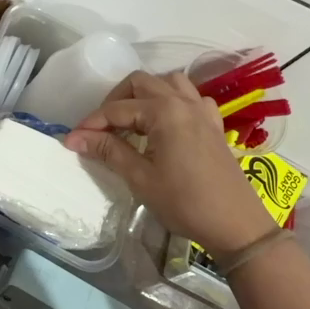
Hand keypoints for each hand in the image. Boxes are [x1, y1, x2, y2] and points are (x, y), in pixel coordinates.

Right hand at [64, 70, 274, 252]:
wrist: (236, 225)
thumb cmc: (185, 202)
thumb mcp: (140, 178)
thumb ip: (109, 150)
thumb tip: (75, 137)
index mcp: (164, 111)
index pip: (117, 109)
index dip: (91, 124)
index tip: (73, 140)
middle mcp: (184, 102)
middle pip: (140, 83)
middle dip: (115, 101)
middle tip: (101, 128)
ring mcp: (203, 111)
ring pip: (168, 83)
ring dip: (145, 95)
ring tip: (131, 120)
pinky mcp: (214, 124)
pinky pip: (191, 98)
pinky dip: (173, 102)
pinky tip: (166, 124)